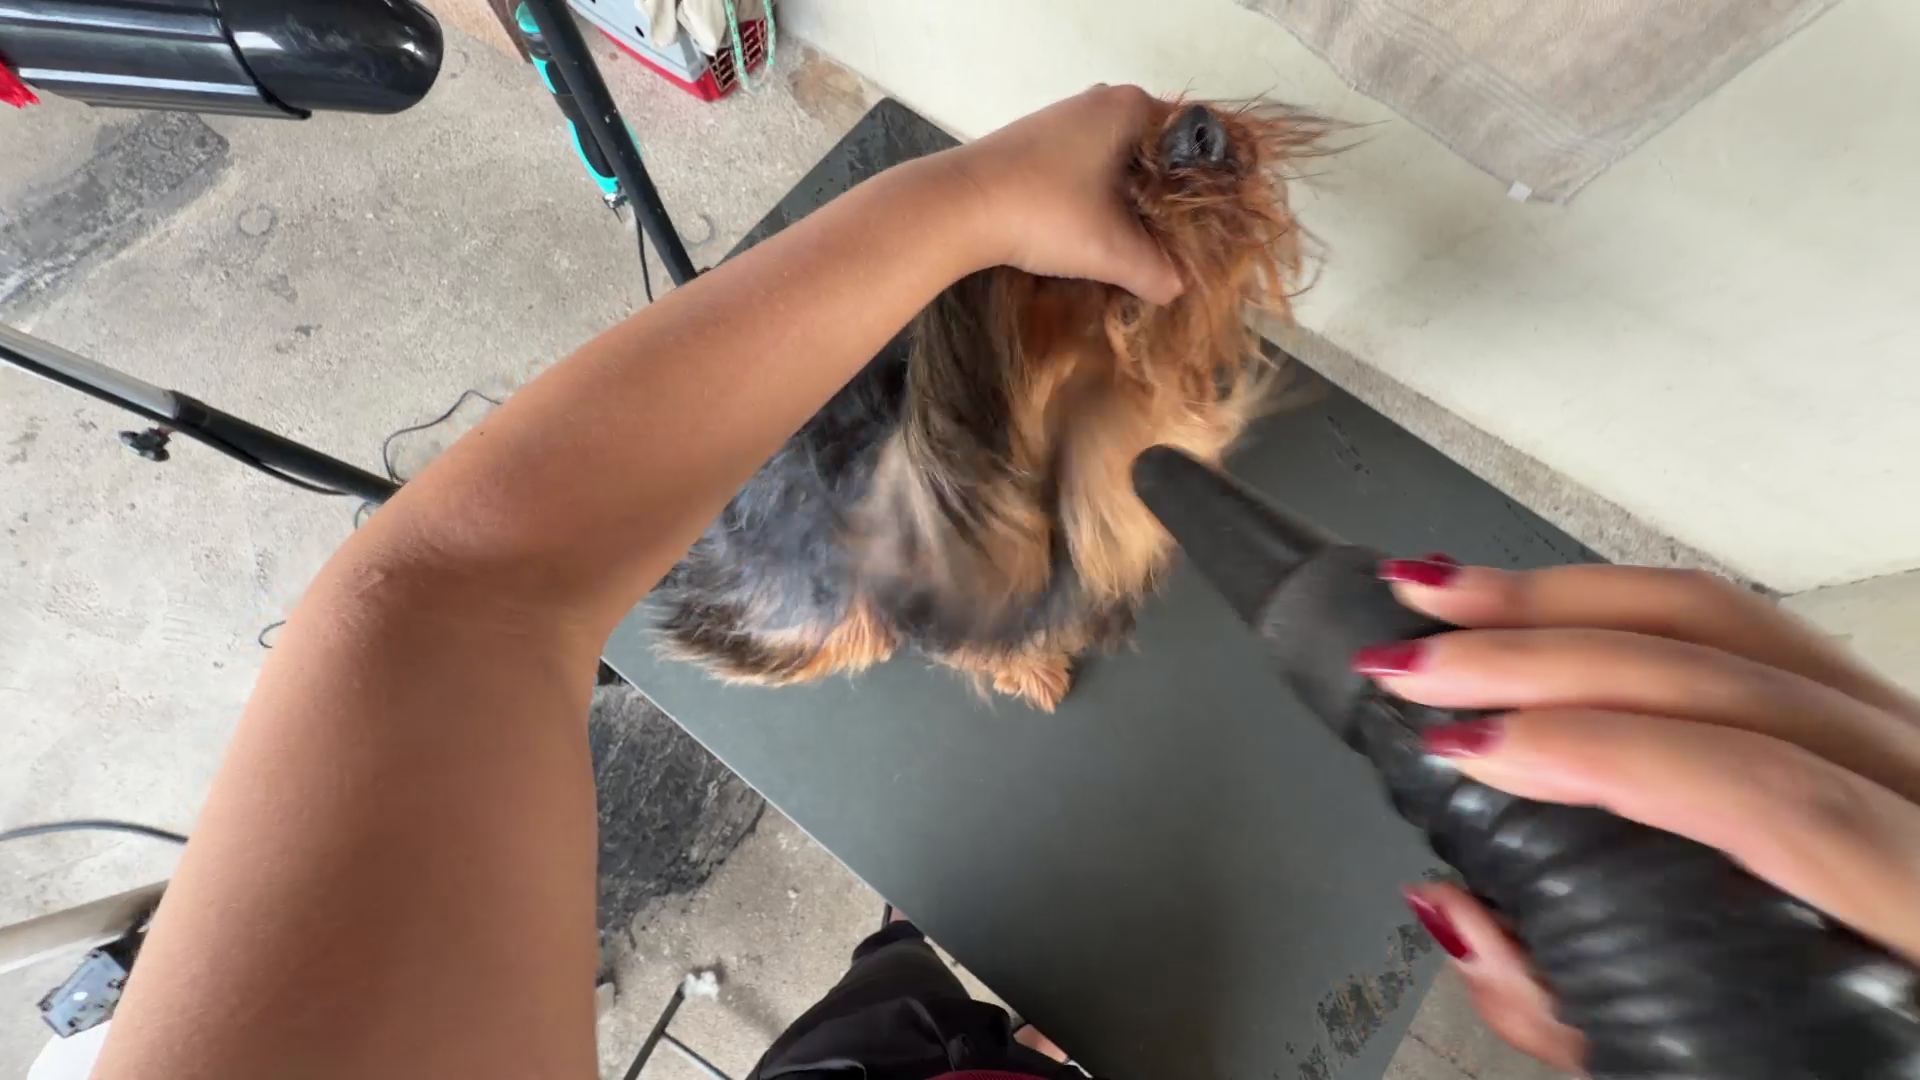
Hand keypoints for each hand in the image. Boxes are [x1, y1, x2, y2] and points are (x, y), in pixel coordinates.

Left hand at [937, 85, 1182, 303]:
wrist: (959, 209)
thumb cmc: (1045, 214)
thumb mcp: (1109, 249)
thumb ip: (1153, 270)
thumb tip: (1176, 289)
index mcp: (1130, 107)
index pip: (1190, 142)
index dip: (1201, 188)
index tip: (1204, 229)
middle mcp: (1098, 102)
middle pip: (1151, 156)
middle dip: (1161, 201)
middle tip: (1172, 245)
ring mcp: (1060, 122)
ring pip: (1113, 166)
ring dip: (1124, 204)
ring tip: (1135, 247)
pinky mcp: (1032, 148)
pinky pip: (1081, 173)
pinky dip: (1091, 201)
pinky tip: (1090, 235)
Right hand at [1359, 560, 1919, 1072]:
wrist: (1916, 976)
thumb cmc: (1825, 1040)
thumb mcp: (1695, 1062)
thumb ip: (1566, 1006)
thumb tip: (1447, 909)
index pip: (1764, 795)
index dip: (1596, 753)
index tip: (1465, 749)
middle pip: (1719, 678)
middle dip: (1531, 660)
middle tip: (1408, 667)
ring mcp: (1890, 727)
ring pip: (1711, 616)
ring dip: (1543, 599)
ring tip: (1432, 596)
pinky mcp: (1837, 690)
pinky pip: (1711, 611)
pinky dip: (1588, 591)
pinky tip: (1506, 594)